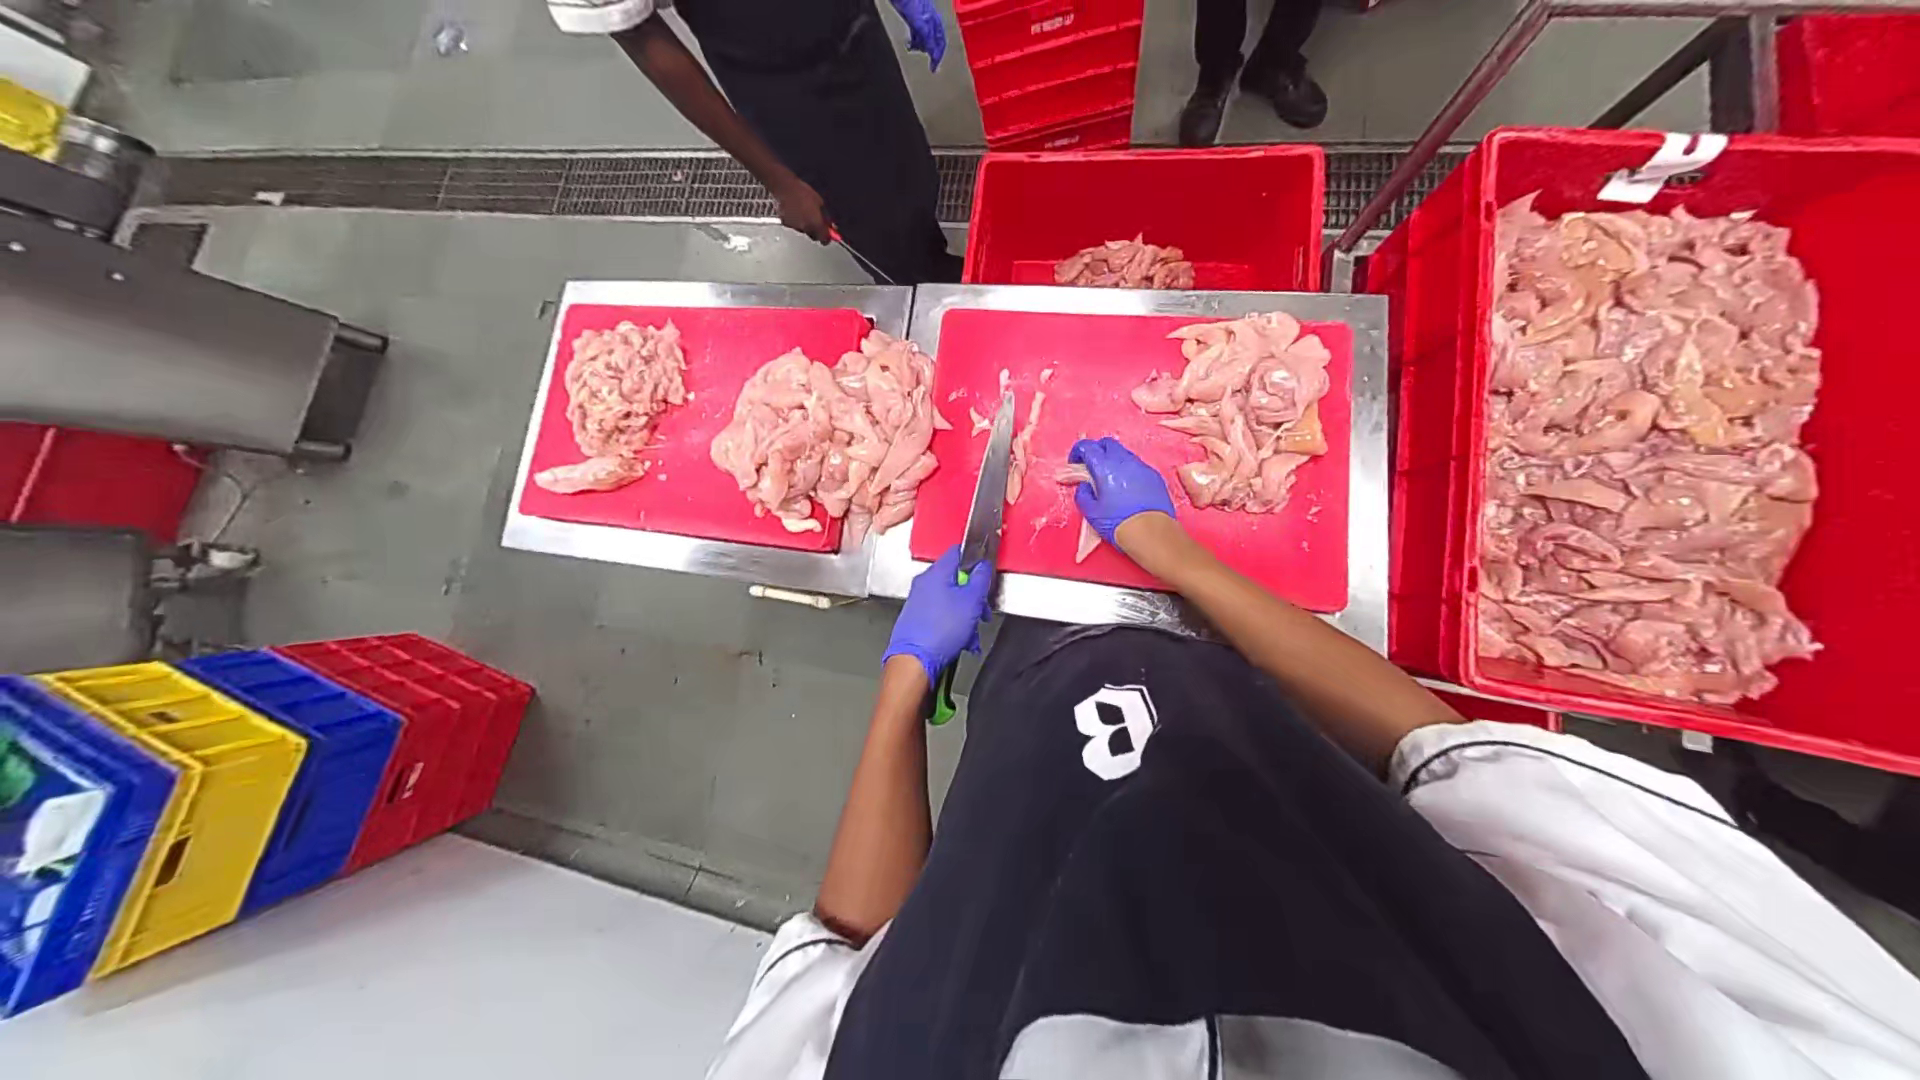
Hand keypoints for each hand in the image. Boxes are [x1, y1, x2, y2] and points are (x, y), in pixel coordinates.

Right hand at [773, 177, 831, 243]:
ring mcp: (794, 227)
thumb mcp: (819, 202)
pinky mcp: (785, 223)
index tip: (829, 234)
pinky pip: (794, 225)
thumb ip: (825, 216)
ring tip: (804, 213)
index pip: (824, 239)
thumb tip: (830, 225)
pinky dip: (796, 221)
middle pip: (813, 236)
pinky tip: (795, 211)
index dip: (827, 237)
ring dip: (806, 225)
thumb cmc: (803, 192)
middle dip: (816, 231)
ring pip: (803, 230)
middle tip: (817, 222)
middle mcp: (805, 228)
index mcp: (815, 224)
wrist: (783, 186)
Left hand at [883, 545, 993, 680]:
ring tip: (971, 634)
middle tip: (982, 611)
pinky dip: (953, 624)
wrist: (914, 660)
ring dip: (965, 615)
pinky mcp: (916, 618)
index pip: (957, 552)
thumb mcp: (972, 601)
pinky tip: (961, 640)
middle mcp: (924, 583)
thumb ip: (980, 579)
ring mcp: (918, 601)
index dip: (975, 559)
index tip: (986, 572)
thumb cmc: (941, 630)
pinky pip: (941, 615)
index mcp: (936, 573)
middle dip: (973, 596)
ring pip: (950, 600)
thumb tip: (983, 565)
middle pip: (956, 579)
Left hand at [887, 0, 946, 70]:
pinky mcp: (914, 20)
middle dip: (930, 53)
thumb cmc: (911, 2)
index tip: (934, 68)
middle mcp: (930, 22)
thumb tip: (933, 55)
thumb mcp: (920, 24)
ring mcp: (922, 21)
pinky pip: (917, 35)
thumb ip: (927, 39)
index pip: (940, 44)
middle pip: (934, 43)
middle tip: (926, 63)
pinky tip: (909, 44)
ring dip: (920, 47)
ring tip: (913, 49)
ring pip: (925, 40)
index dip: (938, 57)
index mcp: (935, 22)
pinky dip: (914, 42)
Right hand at [1067, 437, 1176, 543]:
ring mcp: (1142, 467)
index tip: (1074, 463)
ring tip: (1109, 479)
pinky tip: (1126, 487)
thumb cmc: (1118, 523)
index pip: (1088, 446)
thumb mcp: (1091, 512)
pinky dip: (1128, 470)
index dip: (1078, 452)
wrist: (1152, 533)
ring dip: (1113, 460)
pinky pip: (1137, 466)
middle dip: (1096, 450)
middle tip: (1091, 467)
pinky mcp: (1154, 476)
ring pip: (1124, 453)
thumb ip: (1083, 494)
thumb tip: (1085, 486)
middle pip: (1108, 444)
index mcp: (1105, 467)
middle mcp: (1124, 461)